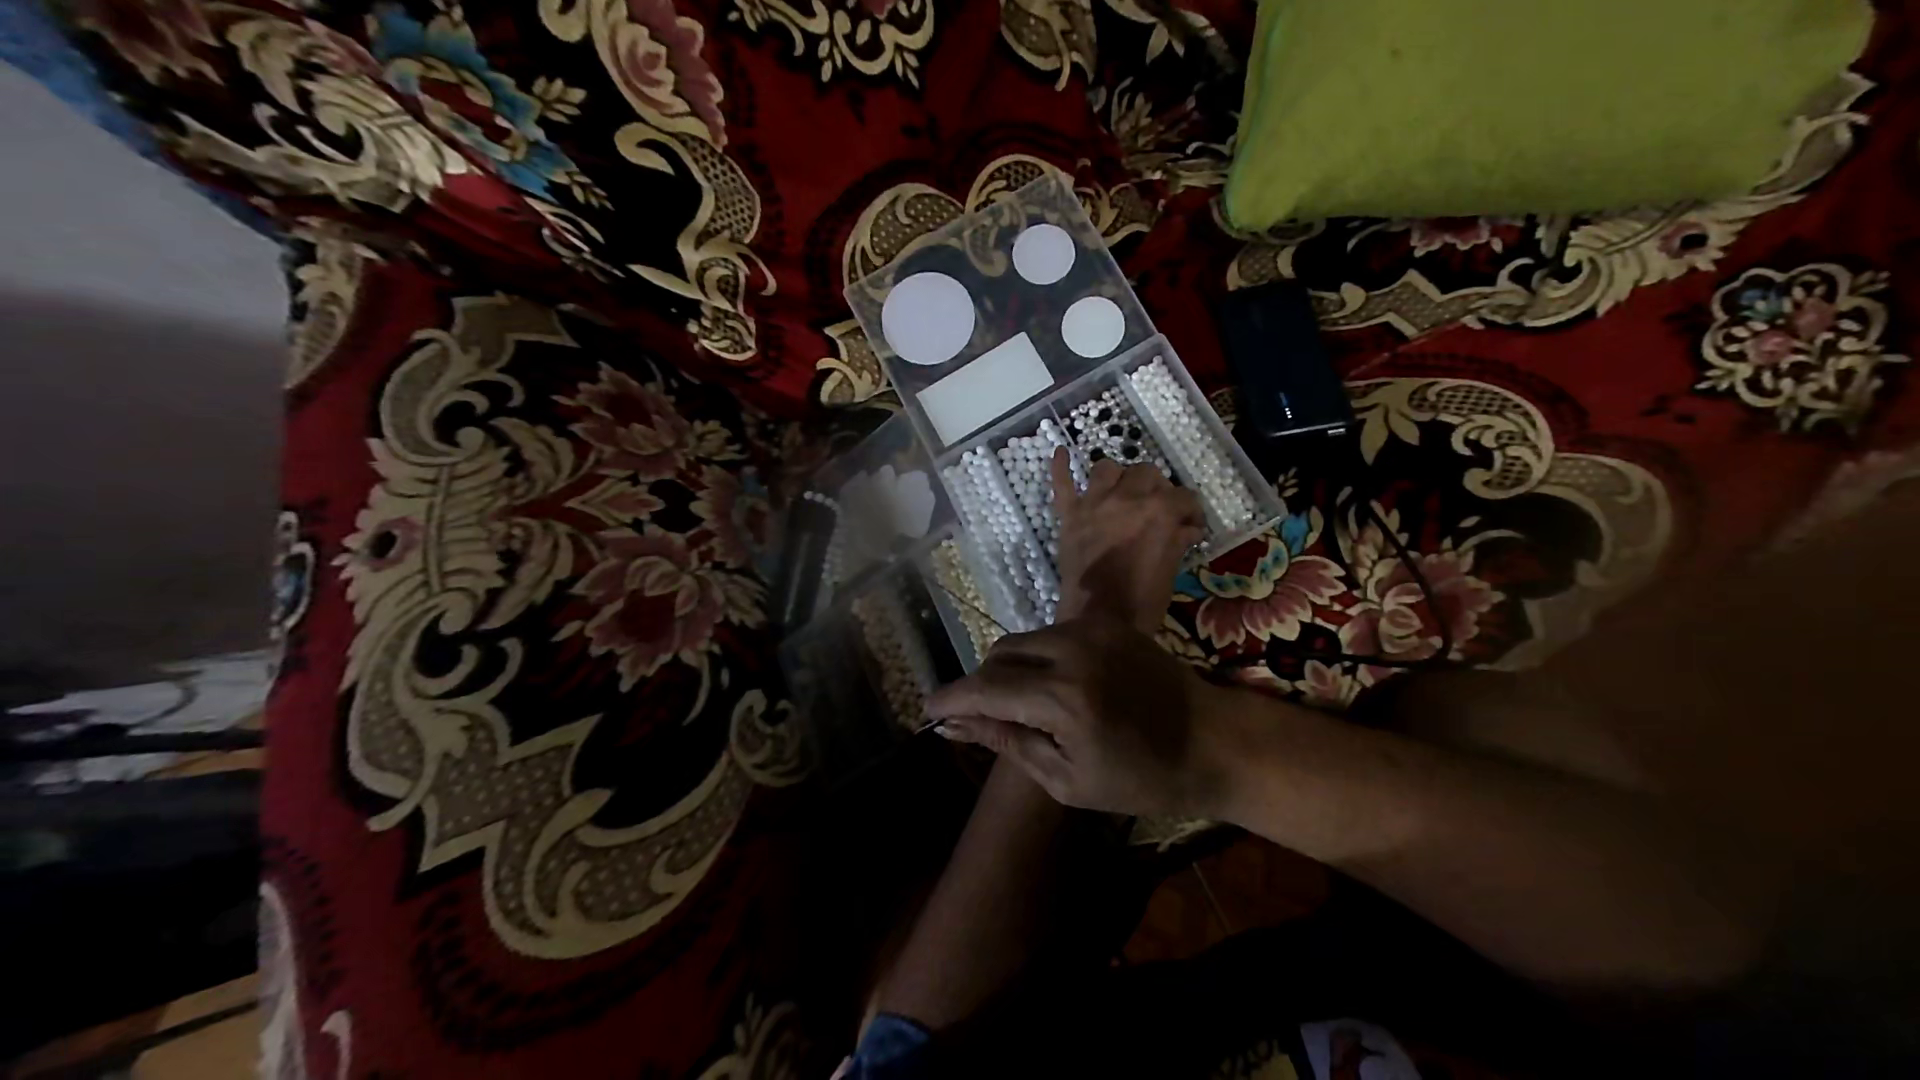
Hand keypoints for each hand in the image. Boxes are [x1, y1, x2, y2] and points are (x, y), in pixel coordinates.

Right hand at [927, 619, 1234, 817]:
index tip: (927, 711)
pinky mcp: (1106, 623)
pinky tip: (1051, 686)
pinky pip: (1049, 634)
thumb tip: (954, 726)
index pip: (984, 689)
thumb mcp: (1066, 778)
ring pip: (1021, 640)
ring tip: (1021, 706)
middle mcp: (1071, 651)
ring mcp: (1090, 630)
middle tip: (984, 719)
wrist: (1214, 742)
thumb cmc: (1143, 778)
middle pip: (998, 655)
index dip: (950, 699)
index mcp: (1063, 699)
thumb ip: (1006, 742)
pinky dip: (1036, 657)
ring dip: (1007, 669)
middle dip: (981, 685)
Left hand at [1050, 447, 1203, 632]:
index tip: (1191, 525)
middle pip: (1146, 473)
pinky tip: (1061, 451)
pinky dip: (1060, 467)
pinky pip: (1061, 483)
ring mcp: (1093, 504)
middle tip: (1159, 510)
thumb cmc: (1141, 602)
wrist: (1097, 622)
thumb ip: (1177, 542)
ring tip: (1123, 492)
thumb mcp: (1169, 571)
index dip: (1191, 510)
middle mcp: (1126, 498)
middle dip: (1157, 488)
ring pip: (1106, 469)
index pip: (1183, 496)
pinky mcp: (1069, 516)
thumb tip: (1188, 528)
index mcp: (1158, 511)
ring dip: (1119, 477)